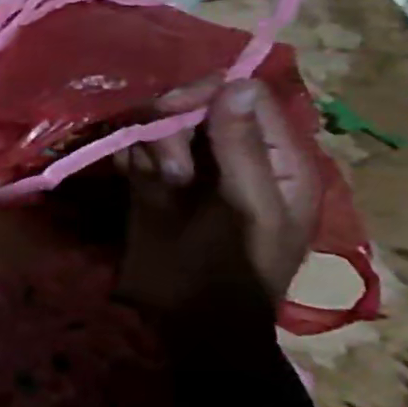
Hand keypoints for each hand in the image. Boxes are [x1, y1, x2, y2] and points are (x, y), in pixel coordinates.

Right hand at [114, 78, 319, 351]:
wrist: (188, 323)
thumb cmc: (234, 272)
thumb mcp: (251, 212)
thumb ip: (243, 149)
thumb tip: (235, 84)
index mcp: (277, 158)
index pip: (244, 95)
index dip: (207, 95)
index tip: (171, 113)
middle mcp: (233, 153)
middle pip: (197, 103)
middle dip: (174, 127)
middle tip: (170, 171)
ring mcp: (191, 165)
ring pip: (161, 123)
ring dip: (150, 146)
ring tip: (158, 184)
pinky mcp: (153, 180)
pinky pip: (136, 146)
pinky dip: (130, 155)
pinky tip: (135, 180)